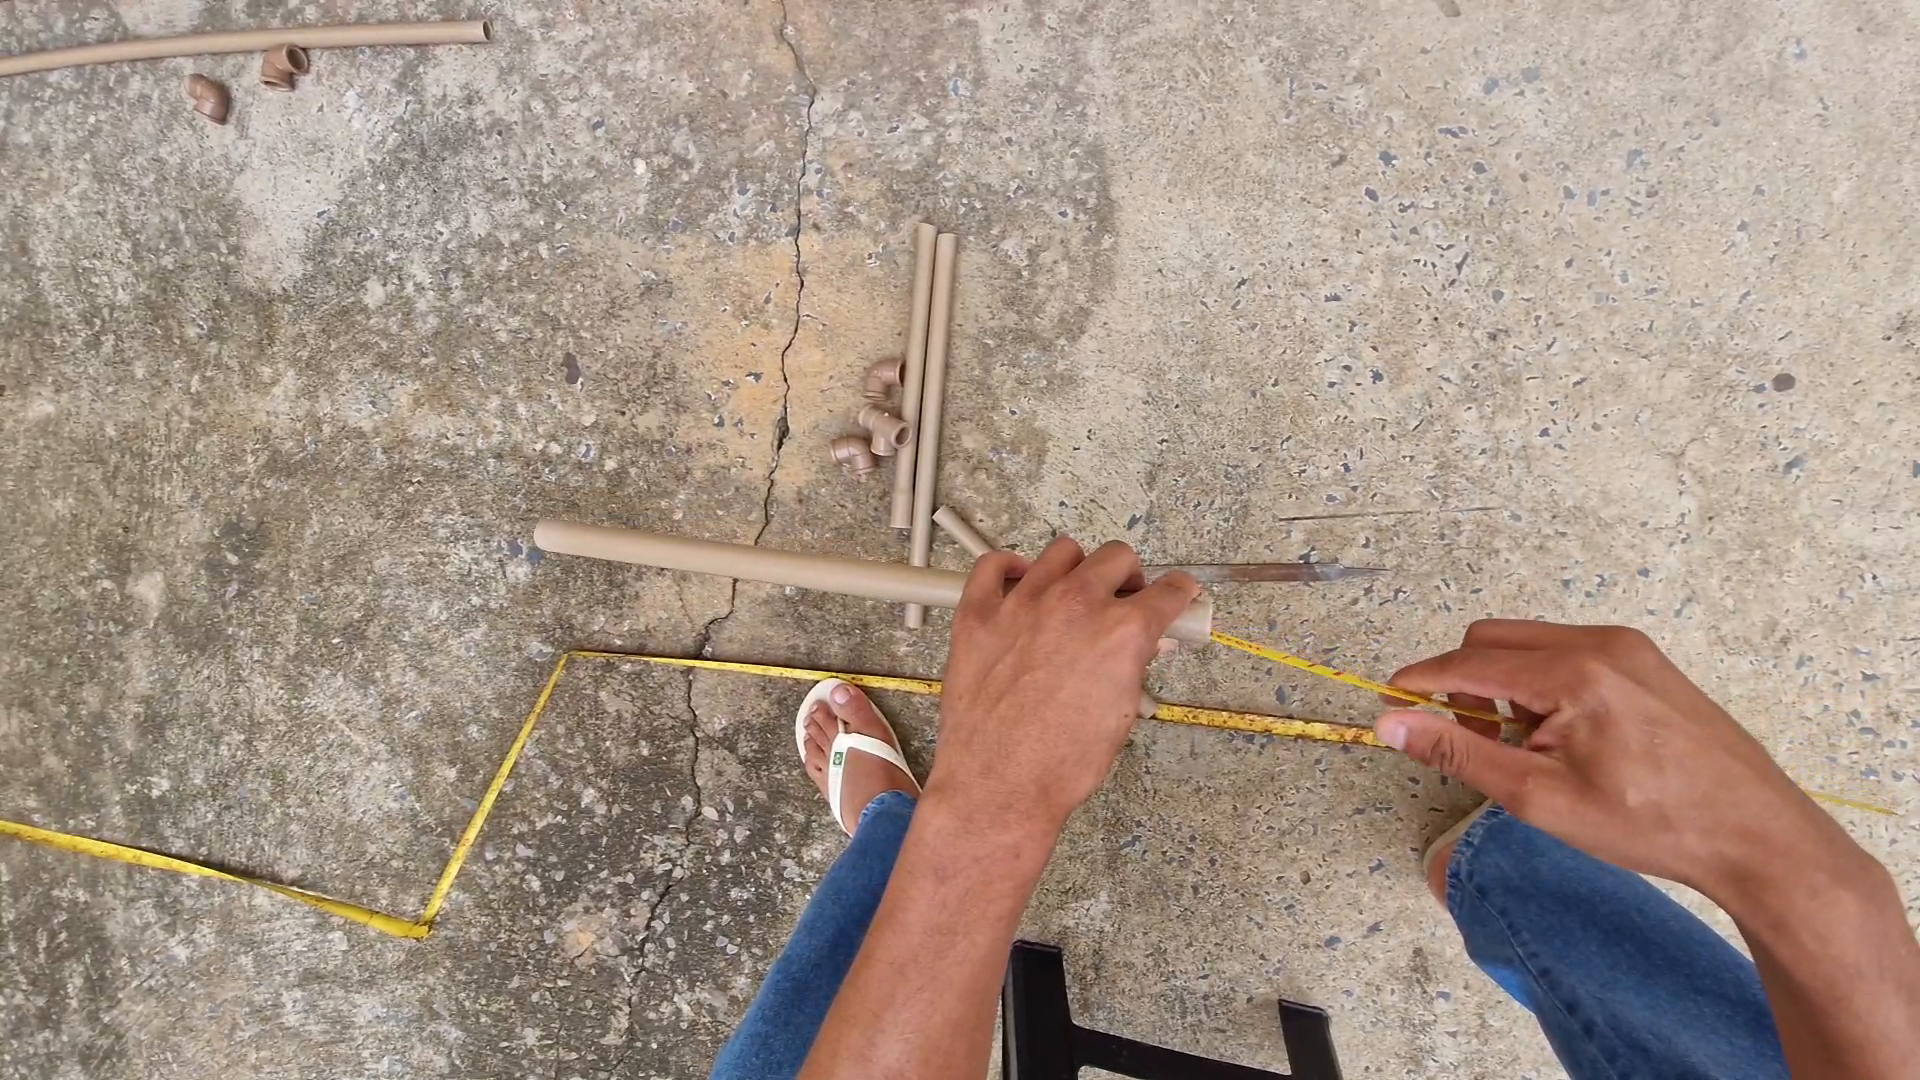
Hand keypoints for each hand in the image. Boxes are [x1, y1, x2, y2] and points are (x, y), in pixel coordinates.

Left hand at [926, 537, 1200, 836]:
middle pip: (1116, 557)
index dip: (1178, 592)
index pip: (1168, 589)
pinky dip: (1008, 567)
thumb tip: (1141, 642)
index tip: (1175, 593)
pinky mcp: (978, 612)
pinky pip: (992, 564)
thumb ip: (1134, 663)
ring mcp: (1022, 603)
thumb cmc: (1062, 762)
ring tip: (1070, 594)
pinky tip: (1017, 583)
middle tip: (1121, 601)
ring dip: (1075, 568)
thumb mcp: (1122, 713)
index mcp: (1121, 630)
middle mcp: (1075, 604)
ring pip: (1061, 551)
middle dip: (1128, 577)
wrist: (1000, 783)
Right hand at [1375, 620, 1862, 899]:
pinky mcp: (1644, 659)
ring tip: (1519, 740)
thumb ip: (1454, 751)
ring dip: (1497, 682)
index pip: (1464, 663)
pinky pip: (1559, 650)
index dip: (1417, 682)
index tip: (1388, 702)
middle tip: (1468, 736)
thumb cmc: (1648, 825)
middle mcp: (1598, 642)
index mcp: (1572, 672)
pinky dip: (1534, 680)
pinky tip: (1557, 729)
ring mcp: (1626, 646)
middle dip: (1460, 682)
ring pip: (1522, 642)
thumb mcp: (1536, 795)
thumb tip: (1388, 724)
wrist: (1770, 846)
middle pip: (1488, 640)